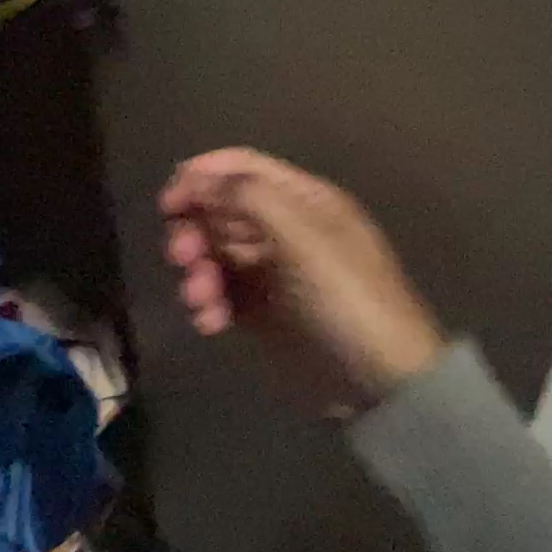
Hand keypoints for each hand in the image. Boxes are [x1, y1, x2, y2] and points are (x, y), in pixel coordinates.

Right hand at [160, 148, 445, 403]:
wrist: (382, 384)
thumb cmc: (347, 297)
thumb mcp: (304, 238)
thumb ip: (248, 198)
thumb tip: (194, 179)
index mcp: (302, 199)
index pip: (242, 167)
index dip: (202, 176)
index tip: (170, 202)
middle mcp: (283, 228)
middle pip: (219, 209)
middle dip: (194, 230)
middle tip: (181, 256)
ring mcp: (271, 271)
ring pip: (214, 253)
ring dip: (197, 270)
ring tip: (200, 299)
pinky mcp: (260, 312)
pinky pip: (221, 294)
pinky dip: (208, 303)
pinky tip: (210, 322)